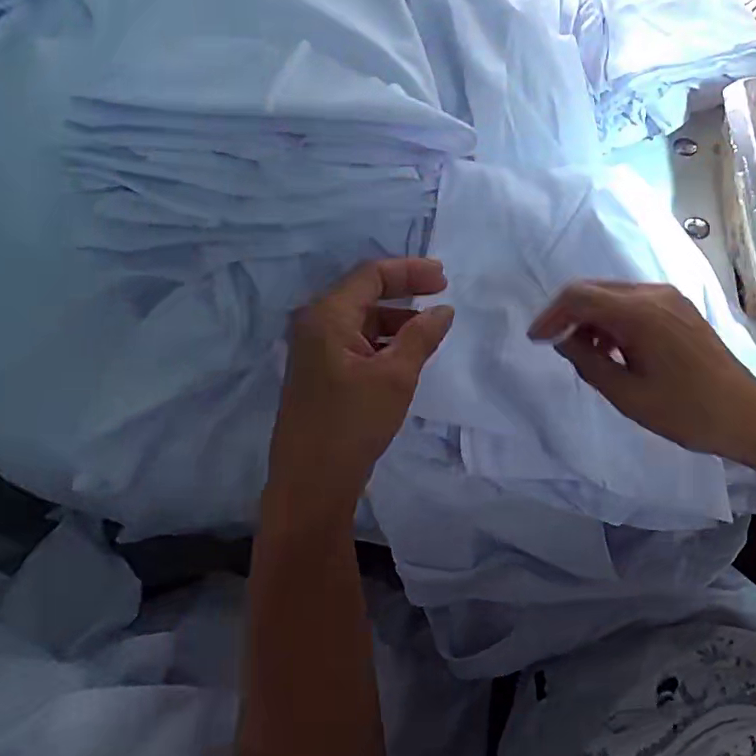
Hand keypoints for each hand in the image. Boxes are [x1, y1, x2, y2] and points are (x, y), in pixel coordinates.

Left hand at [267, 258, 454, 521]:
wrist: (311, 484)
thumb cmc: (352, 424)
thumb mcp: (395, 376)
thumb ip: (420, 336)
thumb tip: (443, 310)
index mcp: (327, 317)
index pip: (370, 275)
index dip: (409, 271)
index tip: (444, 277)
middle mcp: (315, 325)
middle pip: (363, 292)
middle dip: (403, 289)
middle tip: (441, 291)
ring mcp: (314, 350)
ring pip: (361, 318)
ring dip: (395, 317)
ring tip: (430, 327)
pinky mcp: (320, 372)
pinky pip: (356, 341)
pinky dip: (383, 339)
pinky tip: (407, 352)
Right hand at [528, 281, 755, 470]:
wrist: (748, 416)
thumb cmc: (687, 413)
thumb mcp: (627, 395)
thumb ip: (587, 362)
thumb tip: (562, 340)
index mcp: (640, 312)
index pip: (579, 295)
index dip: (551, 315)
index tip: (536, 340)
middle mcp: (654, 294)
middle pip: (595, 289)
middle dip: (569, 315)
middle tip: (555, 347)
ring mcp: (670, 298)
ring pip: (614, 295)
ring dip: (592, 318)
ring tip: (587, 355)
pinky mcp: (680, 308)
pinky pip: (634, 303)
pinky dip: (614, 320)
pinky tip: (615, 350)